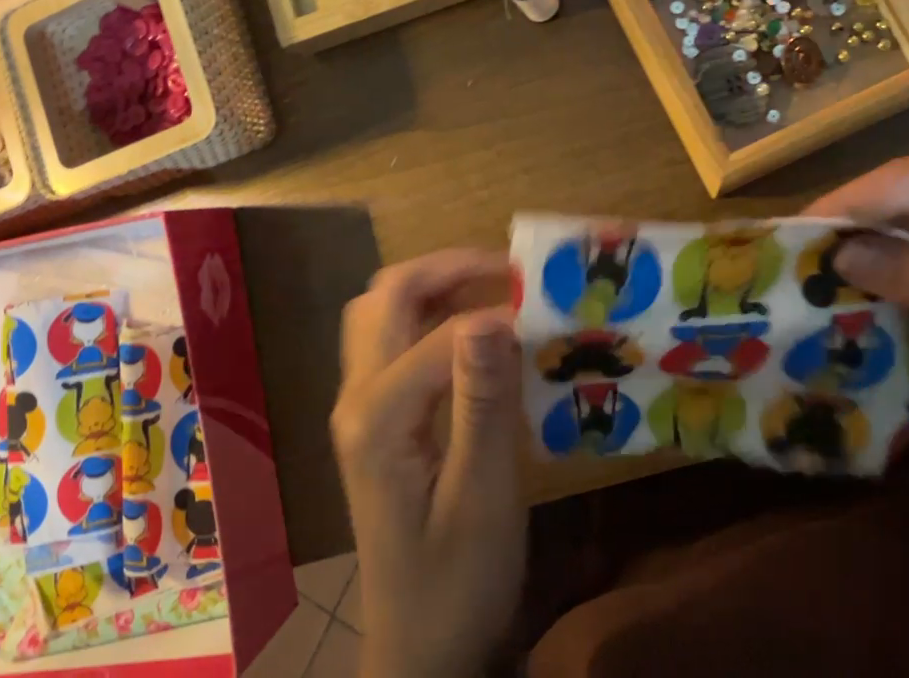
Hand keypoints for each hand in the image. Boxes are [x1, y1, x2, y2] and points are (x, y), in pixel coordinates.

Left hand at [332, 250, 525, 677]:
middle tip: (512, 270)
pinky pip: (390, 345)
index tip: (553, 310)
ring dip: (433, 288)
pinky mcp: (373, 424)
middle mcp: (355, 398)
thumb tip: (493, 316)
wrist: (417, 646)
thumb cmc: (456, 582)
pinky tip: (474, 337)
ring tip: (495, 289)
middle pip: (386, 297)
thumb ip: (485, 404)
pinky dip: (429, 319)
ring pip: (381, 315)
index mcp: (377, 416)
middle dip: (448, 269)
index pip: (441, 334)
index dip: (498, 315)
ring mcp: (357, 410)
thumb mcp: (484, 499)